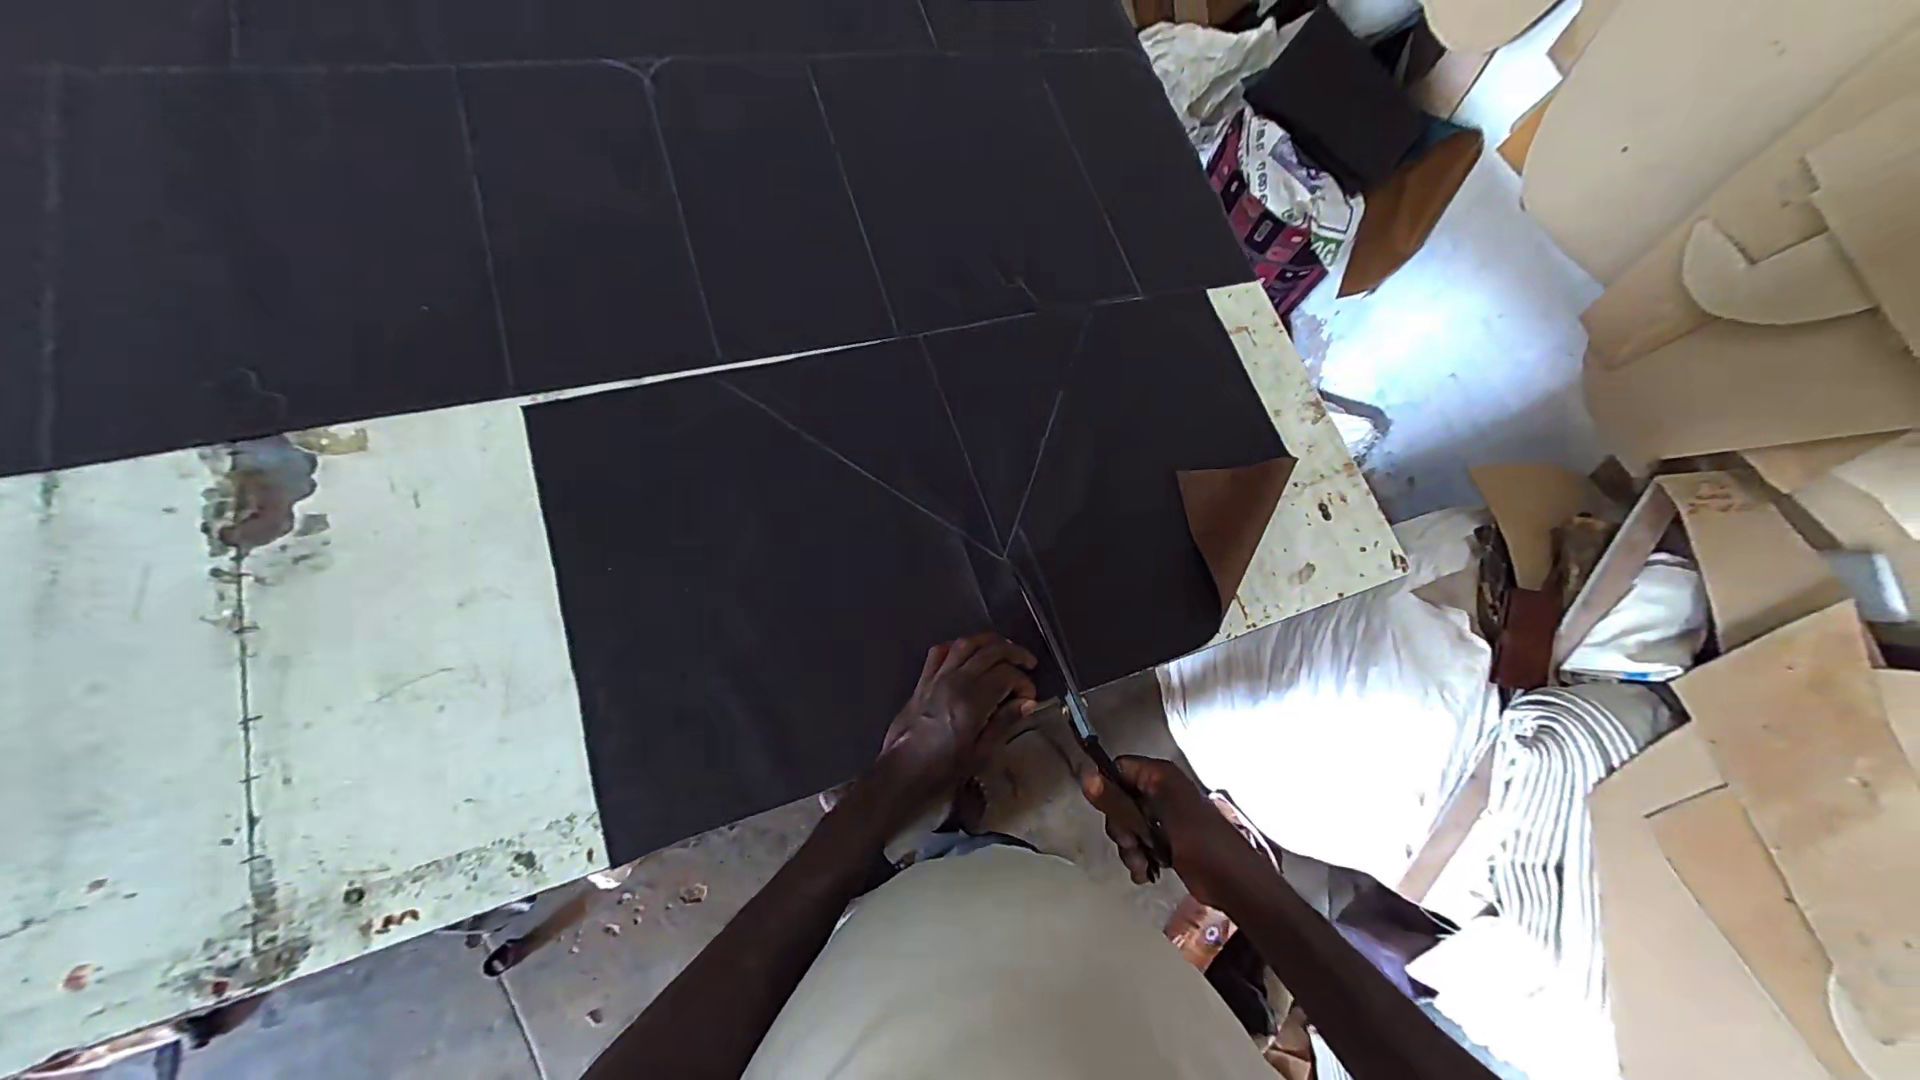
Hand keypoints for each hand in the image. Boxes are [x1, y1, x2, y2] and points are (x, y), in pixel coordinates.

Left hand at [867, 633, 1038, 816]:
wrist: (903, 771)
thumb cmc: (943, 768)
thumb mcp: (980, 752)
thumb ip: (1003, 721)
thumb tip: (1027, 702)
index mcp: (973, 700)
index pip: (1007, 675)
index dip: (1024, 682)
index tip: (1029, 697)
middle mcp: (956, 681)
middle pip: (991, 651)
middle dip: (1014, 653)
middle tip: (1028, 664)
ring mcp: (937, 677)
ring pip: (967, 643)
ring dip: (989, 641)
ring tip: (1004, 649)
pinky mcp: (923, 680)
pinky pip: (939, 651)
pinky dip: (956, 646)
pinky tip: (967, 652)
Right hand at [1081, 756, 1276, 910]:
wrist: (1236, 884)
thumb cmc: (1201, 846)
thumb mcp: (1155, 822)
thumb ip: (1119, 802)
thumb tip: (1086, 776)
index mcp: (1160, 775)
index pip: (1117, 769)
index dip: (1109, 790)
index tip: (1111, 815)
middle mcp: (1160, 789)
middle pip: (1119, 799)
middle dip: (1121, 827)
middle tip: (1133, 845)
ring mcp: (1163, 815)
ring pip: (1126, 824)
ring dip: (1129, 847)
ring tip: (1143, 865)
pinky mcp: (1166, 838)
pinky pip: (1139, 841)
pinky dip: (1138, 857)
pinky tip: (1146, 872)